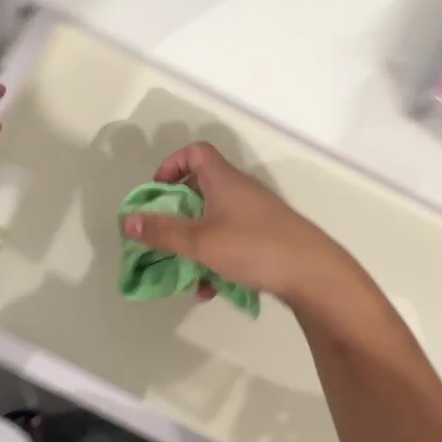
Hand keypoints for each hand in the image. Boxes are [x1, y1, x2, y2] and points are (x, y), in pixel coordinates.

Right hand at [120, 142, 347, 302]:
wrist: (313, 273)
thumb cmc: (253, 247)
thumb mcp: (200, 241)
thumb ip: (163, 232)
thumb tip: (128, 219)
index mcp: (223, 180)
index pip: (195, 152)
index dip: (171, 165)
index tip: (157, 192)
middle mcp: (239, 191)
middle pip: (200, 189)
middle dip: (176, 213)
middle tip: (161, 234)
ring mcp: (255, 215)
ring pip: (213, 221)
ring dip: (194, 242)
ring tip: (183, 269)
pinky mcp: (266, 238)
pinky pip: (230, 242)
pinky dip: (214, 259)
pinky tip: (209, 289)